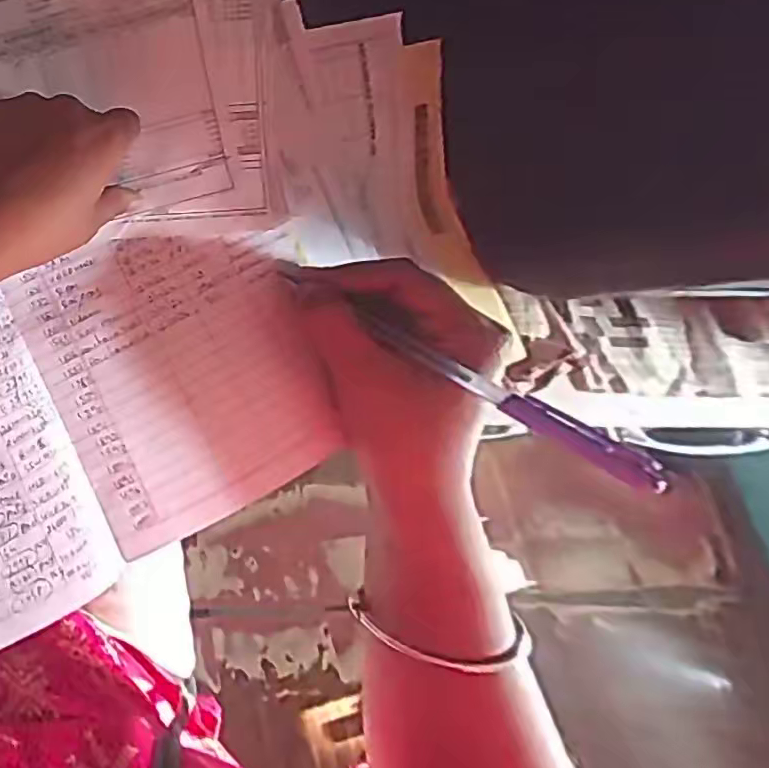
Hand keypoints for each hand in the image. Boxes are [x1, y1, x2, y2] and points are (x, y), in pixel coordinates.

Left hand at [0, 93, 139, 296]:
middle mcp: (69, 112)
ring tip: (19, 176)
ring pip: (44, 115)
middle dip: (73, 142)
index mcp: (102, 139)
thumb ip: (109, 203)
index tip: (97, 170)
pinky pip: (10, 117)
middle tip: (53, 181)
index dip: (112, 148)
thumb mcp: (81, 228)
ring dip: (40, 135)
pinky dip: (7, 134)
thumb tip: (124, 195)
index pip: (123, 126)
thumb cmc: (31, 232)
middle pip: (81, 119)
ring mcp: (28, 107)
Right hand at [291, 260, 508, 484]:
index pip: (404, 280)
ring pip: (386, 313)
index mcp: (467, 330)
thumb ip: (332, 324)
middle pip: (397, 293)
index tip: (305, 284)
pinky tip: (323, 337)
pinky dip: (350, 331)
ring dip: (344, 312)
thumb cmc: (399, 435)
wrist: (413, 491)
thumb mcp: (360, 373)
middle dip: (345, 293)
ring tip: (307, 314)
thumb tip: (305, 290)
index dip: (350, 277)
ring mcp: (444, 352)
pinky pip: (382, 335)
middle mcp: (463, 334)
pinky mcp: (422, 369)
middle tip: (301, 296)